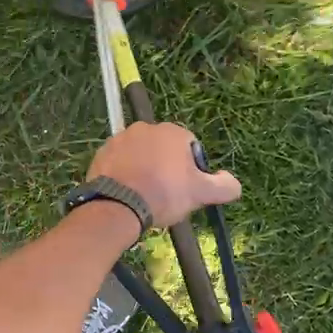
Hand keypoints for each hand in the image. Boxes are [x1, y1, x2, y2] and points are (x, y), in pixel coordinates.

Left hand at [86, 122, 240, 228]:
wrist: (117, 205)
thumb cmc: (163, 194)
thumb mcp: (201, 193)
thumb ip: (224, 186)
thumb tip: (232, 182)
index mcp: (172, 131)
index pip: (189, 147)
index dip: (191, 169)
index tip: (185, 188)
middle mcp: (144, 128)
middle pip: (163, 149)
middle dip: (166, 167)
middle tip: (164, 192)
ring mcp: (119, 138)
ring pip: (140, 154)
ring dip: (144, 168)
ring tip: (144, 193)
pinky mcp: (101, 153)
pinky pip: (119, 161)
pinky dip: (124, 172)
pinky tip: (126, 190)